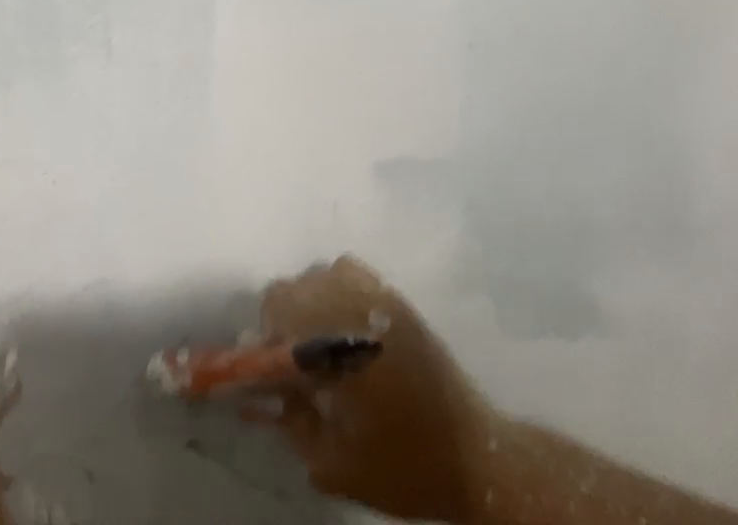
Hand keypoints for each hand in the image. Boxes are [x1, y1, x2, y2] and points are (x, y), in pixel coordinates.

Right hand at [254, 255, 494, 523]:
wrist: (480, 460)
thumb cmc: (402, 463)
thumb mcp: (332, 463)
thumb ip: (289, 422)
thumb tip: (257, 394)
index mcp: (339, 348)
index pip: (276, 314)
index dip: (263, 341)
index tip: (268, 371)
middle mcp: (357, 313)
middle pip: (291, 289)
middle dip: (281, 321)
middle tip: (294, 361)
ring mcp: (382, 302)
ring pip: (320, 276)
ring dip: (308, 302)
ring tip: (319, 340)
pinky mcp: (401, 303)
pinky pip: (353, 274)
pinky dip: (337, 290)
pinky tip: (346, 327)